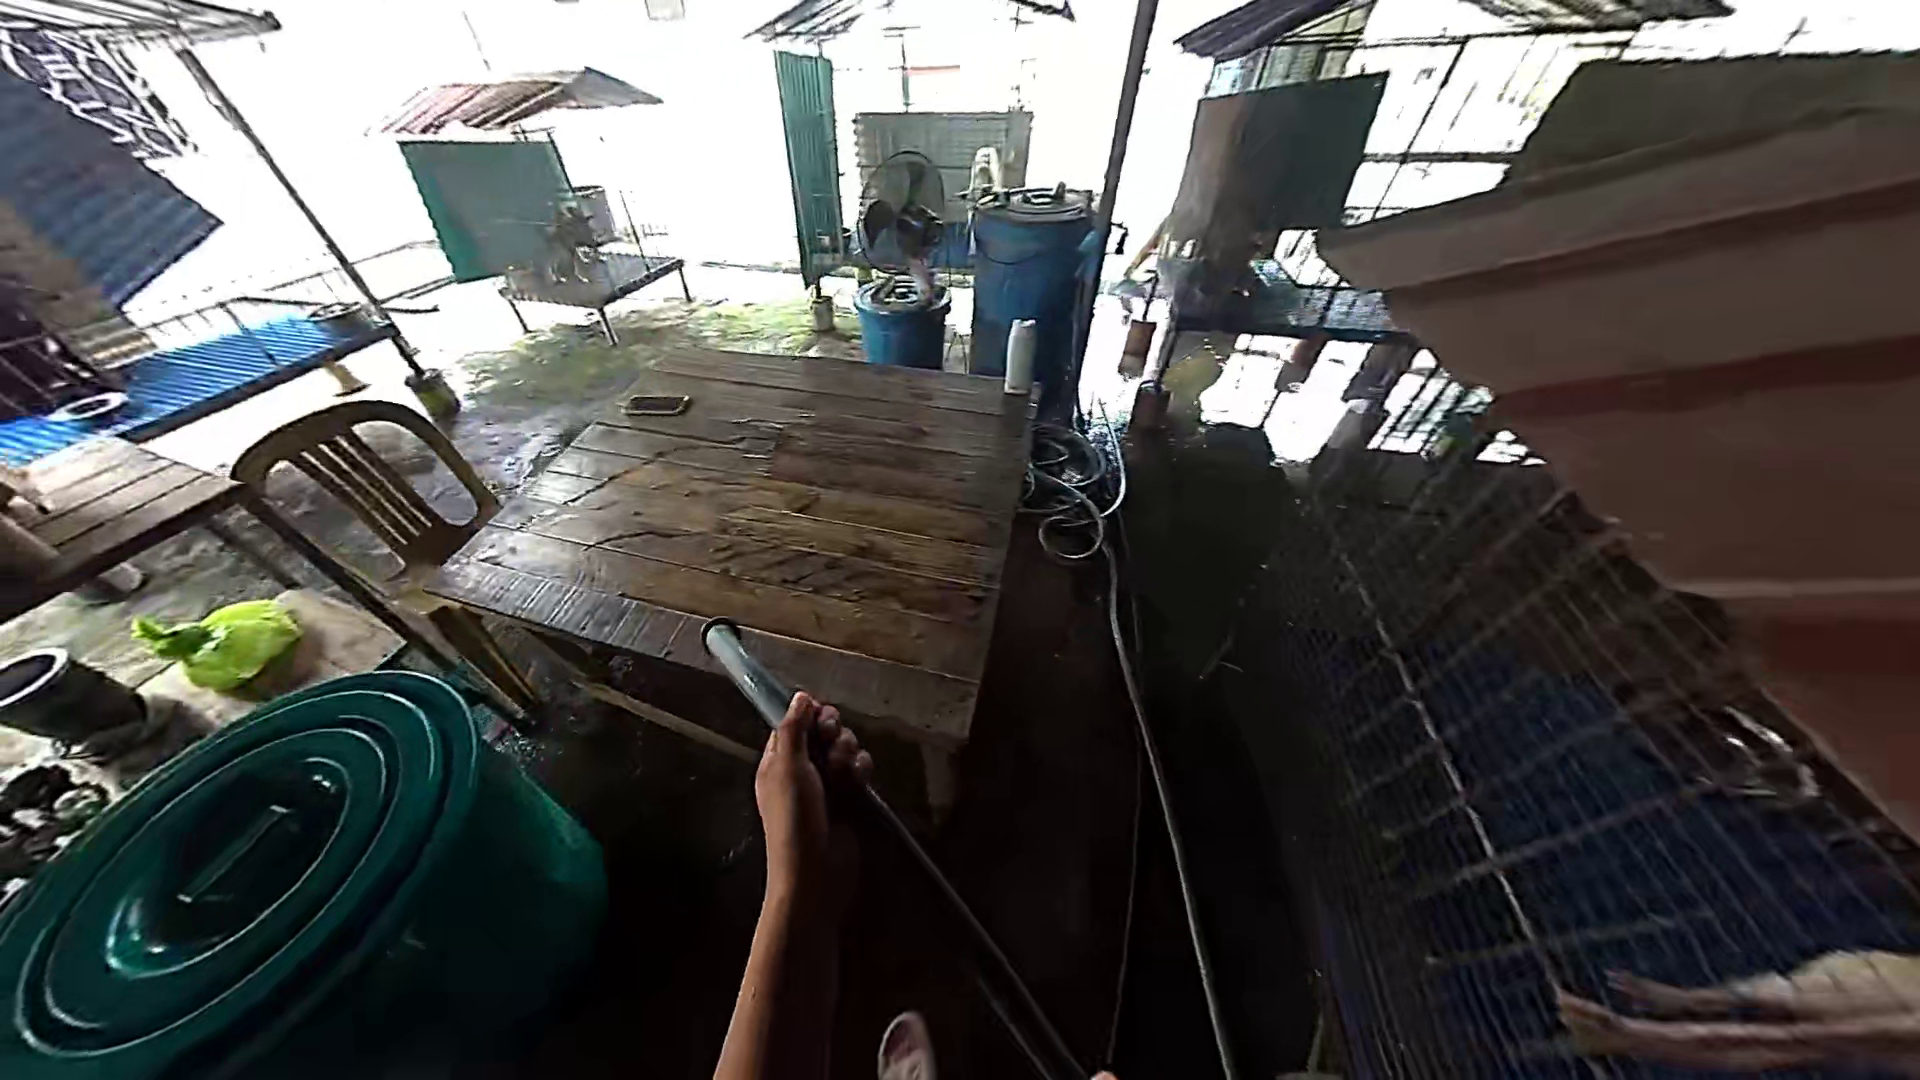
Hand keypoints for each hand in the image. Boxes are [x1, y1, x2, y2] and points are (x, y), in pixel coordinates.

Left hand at [755, 692, 871, 913]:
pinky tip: (858, 781)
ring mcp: (829, 781)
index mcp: (779, 761)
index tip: (819, 717)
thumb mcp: (787, 769)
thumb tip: (800, 696)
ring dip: (848, 751)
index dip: (809, 715)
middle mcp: (803, 768)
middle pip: (824, 730)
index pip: (795, 723)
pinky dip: (861, 768)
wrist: (818, 872)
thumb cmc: (794, 819)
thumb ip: (794, 729)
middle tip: (832, 743)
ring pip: (845, 745)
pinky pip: (861, 765)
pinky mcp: (852, 794)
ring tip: (844, 770)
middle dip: (833, 731)